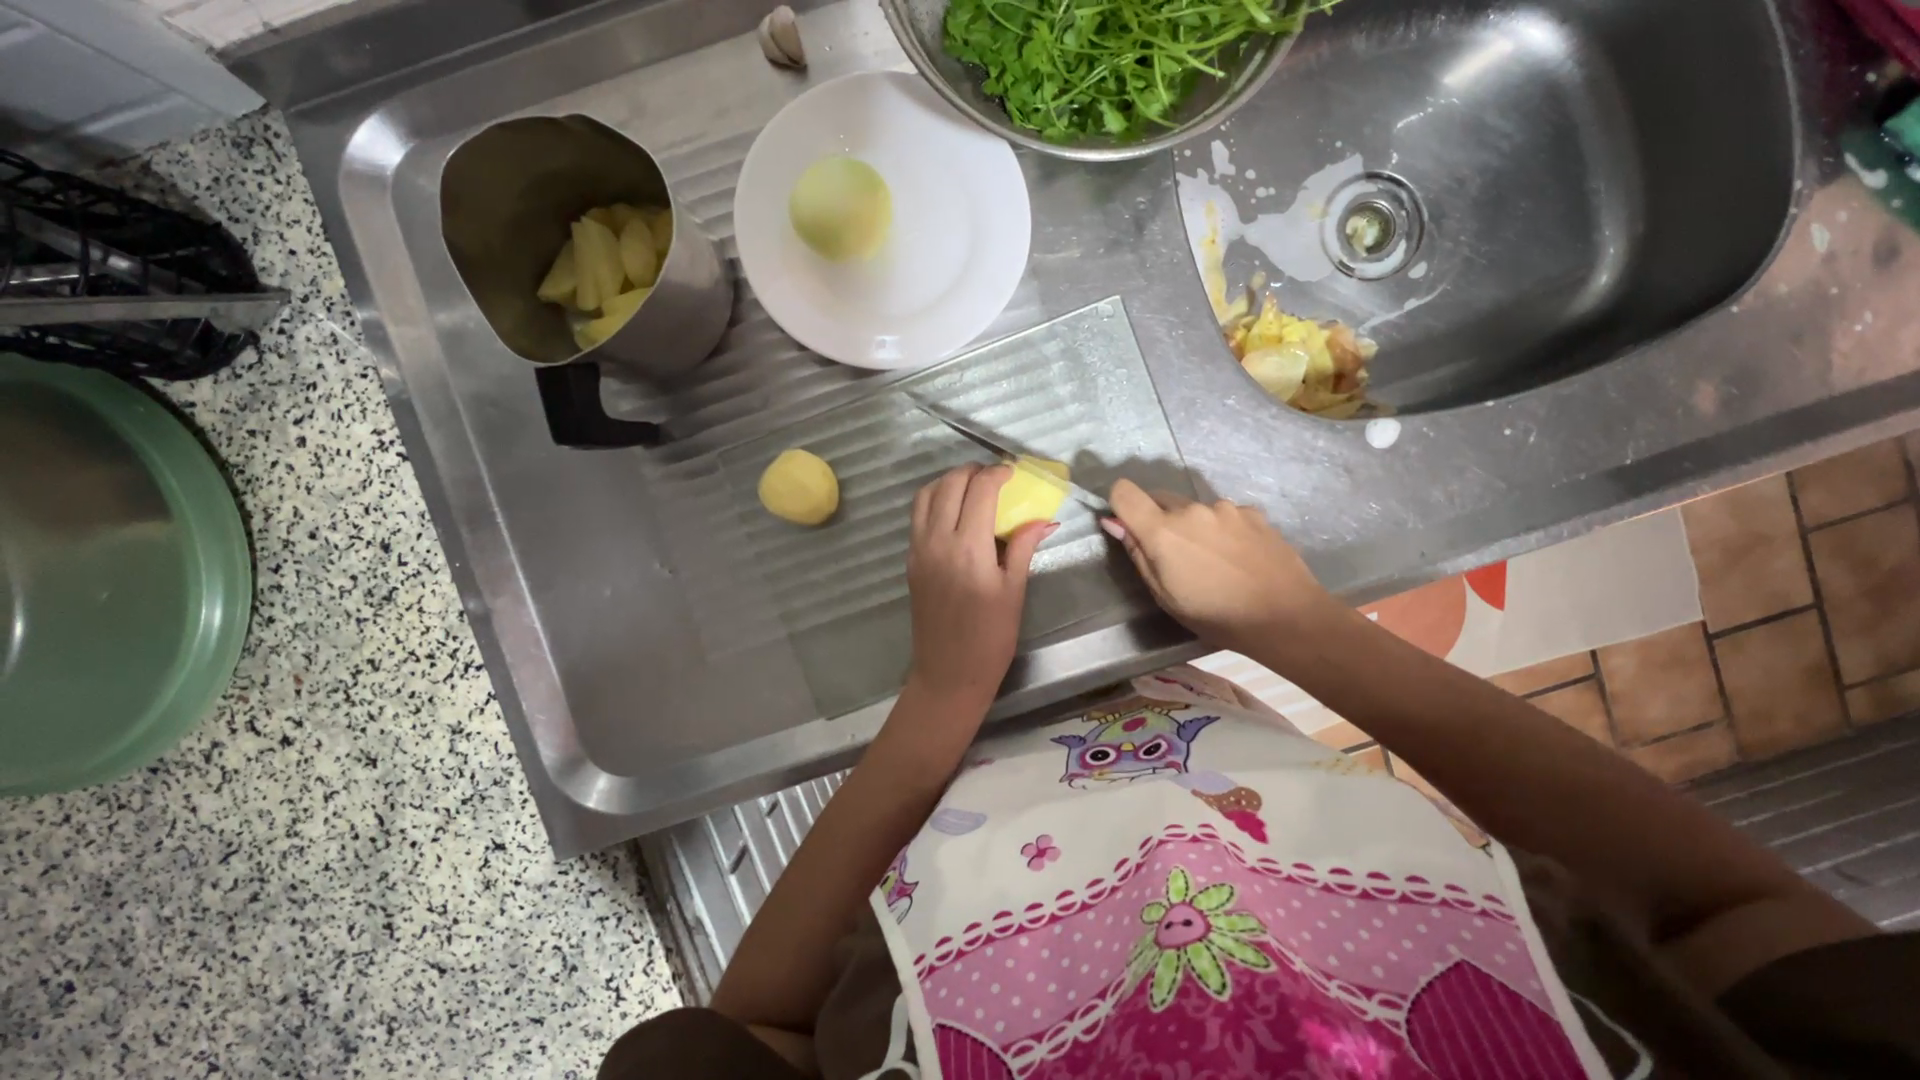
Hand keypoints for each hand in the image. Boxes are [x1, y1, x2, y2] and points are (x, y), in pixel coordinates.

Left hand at [906, 464, 1055, 704]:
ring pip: (926, 495)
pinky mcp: (911, 561)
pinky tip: (955, 513)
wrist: (949, 674)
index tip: (1012, 473)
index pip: (980, 490)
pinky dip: (935, 501)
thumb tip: (1044, 519)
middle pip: (949, 484)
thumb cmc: (991, 638)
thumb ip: (1024, 548)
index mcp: (969, 548)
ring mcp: (919, 550)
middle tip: (994, 477)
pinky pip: (918, 516)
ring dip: (949, 482)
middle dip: (972, 472)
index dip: (997, 474)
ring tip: (972, 488)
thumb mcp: (1014, 591)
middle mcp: (938, 541)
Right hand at [1102, 479, 1337, 655]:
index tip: (1128, 525)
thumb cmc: (1216, 617)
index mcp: (1163, 531)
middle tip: (1176, 557)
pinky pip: (1225, 515)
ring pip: (1195, 510)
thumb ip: (1138, 554)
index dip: (1121, 505)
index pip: (1125, 493)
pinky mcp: (1253, 512)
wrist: (1286, 616)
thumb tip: (1115, 523)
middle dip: (1160, 521)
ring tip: (1215, 563)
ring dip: (1195, 527)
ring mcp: (1225, 508)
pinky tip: (1240, 558)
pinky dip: (1224, 530)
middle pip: (1161, 500)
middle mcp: (1192, 509)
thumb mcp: (1166, 597)